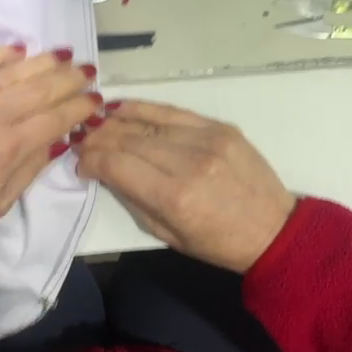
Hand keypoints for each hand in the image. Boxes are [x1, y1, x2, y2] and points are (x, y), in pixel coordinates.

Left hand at [0, 45, 100, 228]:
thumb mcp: (2, 200)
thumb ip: (32, 167)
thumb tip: (58, 138)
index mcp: (12, 146)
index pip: (58, 117)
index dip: (82, 107)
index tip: (96, 100)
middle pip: (43, 88)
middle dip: (71, 78)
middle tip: (88, 70)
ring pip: (16, 70)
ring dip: (45, 61)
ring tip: (64, 55)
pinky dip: (0, 53)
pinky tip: (19, 49)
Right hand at [74, 102, 295, 272]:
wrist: (273, 230)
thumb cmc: (216, 243)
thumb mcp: (166, 235)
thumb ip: (133, 200)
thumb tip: (104, 171)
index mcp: (175, 198)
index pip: (117, 165)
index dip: (91, 160)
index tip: (79, 161)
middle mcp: (190, 163)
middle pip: (129, 140)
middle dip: (98, 139)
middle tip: (80, 139)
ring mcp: (208, 140)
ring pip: (148, 122)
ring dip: (115, 121)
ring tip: (95, 122)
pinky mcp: (221, 127)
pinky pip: (173, 111)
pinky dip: (144, 108)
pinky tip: (122, 108)